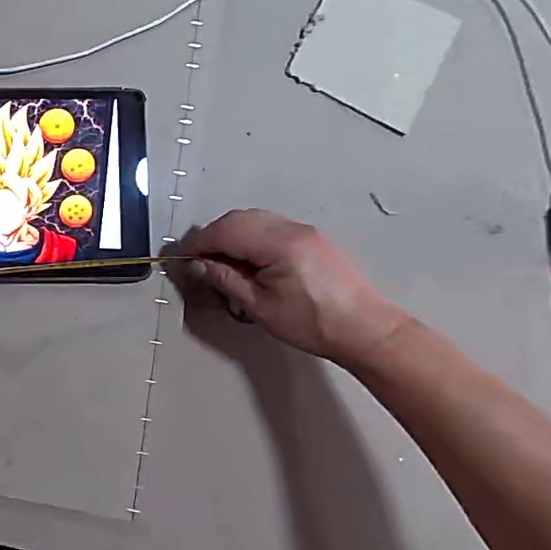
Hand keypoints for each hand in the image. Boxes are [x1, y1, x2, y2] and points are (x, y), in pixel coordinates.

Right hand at [180, 208, 410, 365]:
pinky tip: (246, 258)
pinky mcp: (312, 238)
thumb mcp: (260, 307)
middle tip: (198, 259)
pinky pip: (271, 225)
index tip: (183, 258)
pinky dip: (250, 235)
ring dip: (231, 233)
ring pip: (254, 219)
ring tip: (220, 260)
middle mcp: (292, 230)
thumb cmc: (314, 324)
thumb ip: (226, 280)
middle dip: (213, 235)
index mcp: (279, 245)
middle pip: (239, 219)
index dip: (199, 243)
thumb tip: (199, 265)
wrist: (367, 330)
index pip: (226, 232)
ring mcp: (305, 231)